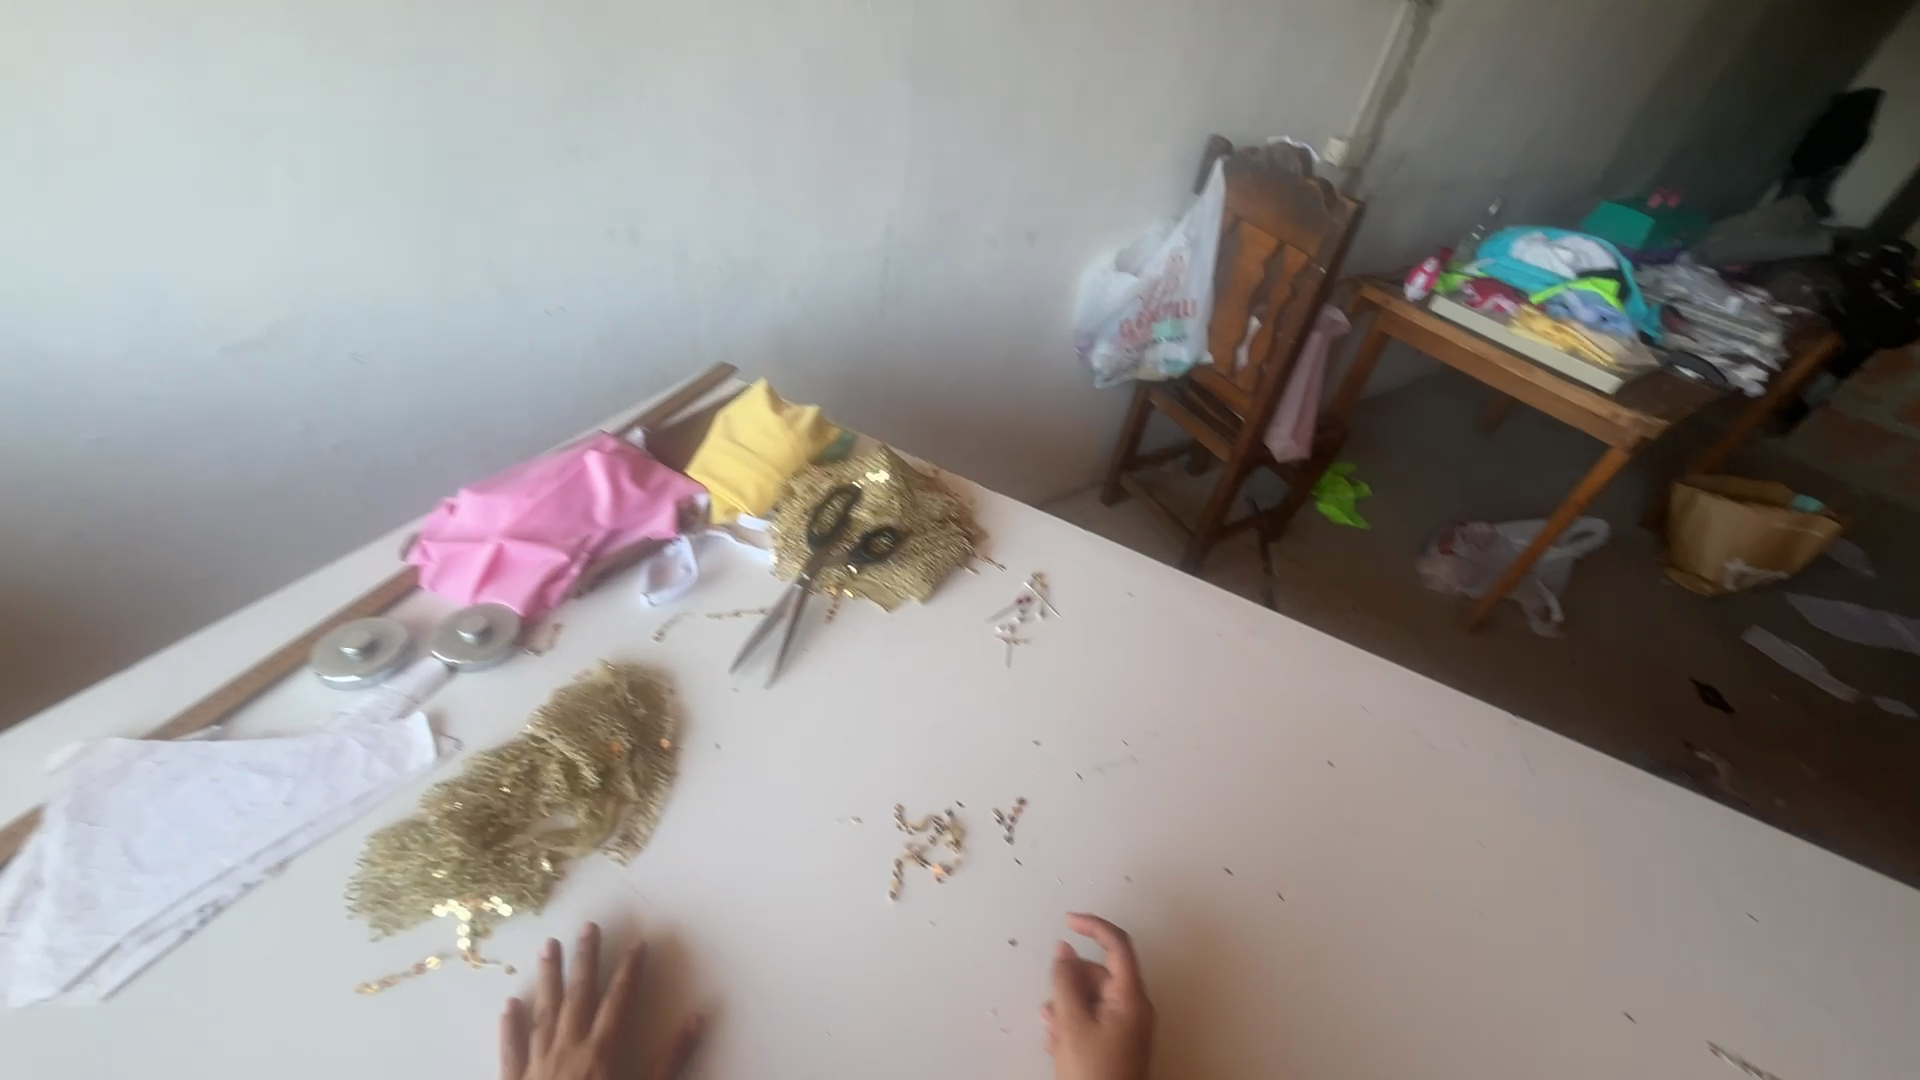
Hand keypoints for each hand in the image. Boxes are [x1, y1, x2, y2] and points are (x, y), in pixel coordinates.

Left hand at [500, 923, 703, 1079]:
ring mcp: (536, 1069)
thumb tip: (698, 1017)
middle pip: (578, 996)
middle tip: (587, 927)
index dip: (630, 969)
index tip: (638, 941)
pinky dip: (509, 1028)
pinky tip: (508, 1005)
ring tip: (548, 946)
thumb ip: (672, 1060)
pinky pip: (509, 1053)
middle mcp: (567, 1052)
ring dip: (547, 978)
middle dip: (585, 959)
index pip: (619, 999)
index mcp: (601, 1054)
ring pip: (542, 1014)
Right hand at [1042, 913, 1153, 1079]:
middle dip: (1070, 982)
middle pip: (1098, 973)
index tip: (1069, 920)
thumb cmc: (1095, 1075)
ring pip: (1091, 997)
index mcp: (1131, 997)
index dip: (1093, 925)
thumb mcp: (1071, 1021)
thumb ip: (1065, 978)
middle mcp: (1134, 1008)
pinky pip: (1092, 1018)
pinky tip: (1059, 1043)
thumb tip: (1064, 950)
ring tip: (1053, 1031)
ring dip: (1066, 1006)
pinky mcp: (1117, 1044)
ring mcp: (1127, 1028)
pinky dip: (1072, 1023)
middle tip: (1053, 1003)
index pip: (1117, 943)